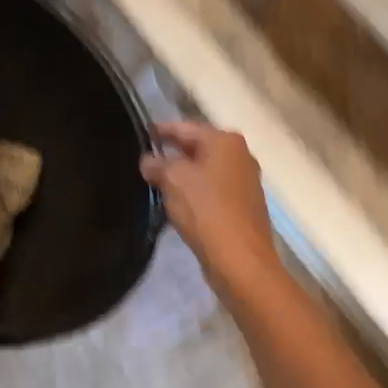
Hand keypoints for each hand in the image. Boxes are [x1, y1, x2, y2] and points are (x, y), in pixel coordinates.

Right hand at [141, 122, 280, 293]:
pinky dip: (195, 192)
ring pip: (206, 171)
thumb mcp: (174, 180)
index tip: (142, 132)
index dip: (162, 130)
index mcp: (226, 141)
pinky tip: (177, 202)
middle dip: (173, 153)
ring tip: (156, 181)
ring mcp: (245, 182)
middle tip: (145, 159)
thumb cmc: (206, 210)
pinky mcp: (244, 206)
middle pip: (199, 148)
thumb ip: (158, 164)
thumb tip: (148, 160)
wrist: (241, 259)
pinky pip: (212, 191)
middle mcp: (240, 155)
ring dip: (183, 175)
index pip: (186, 128)